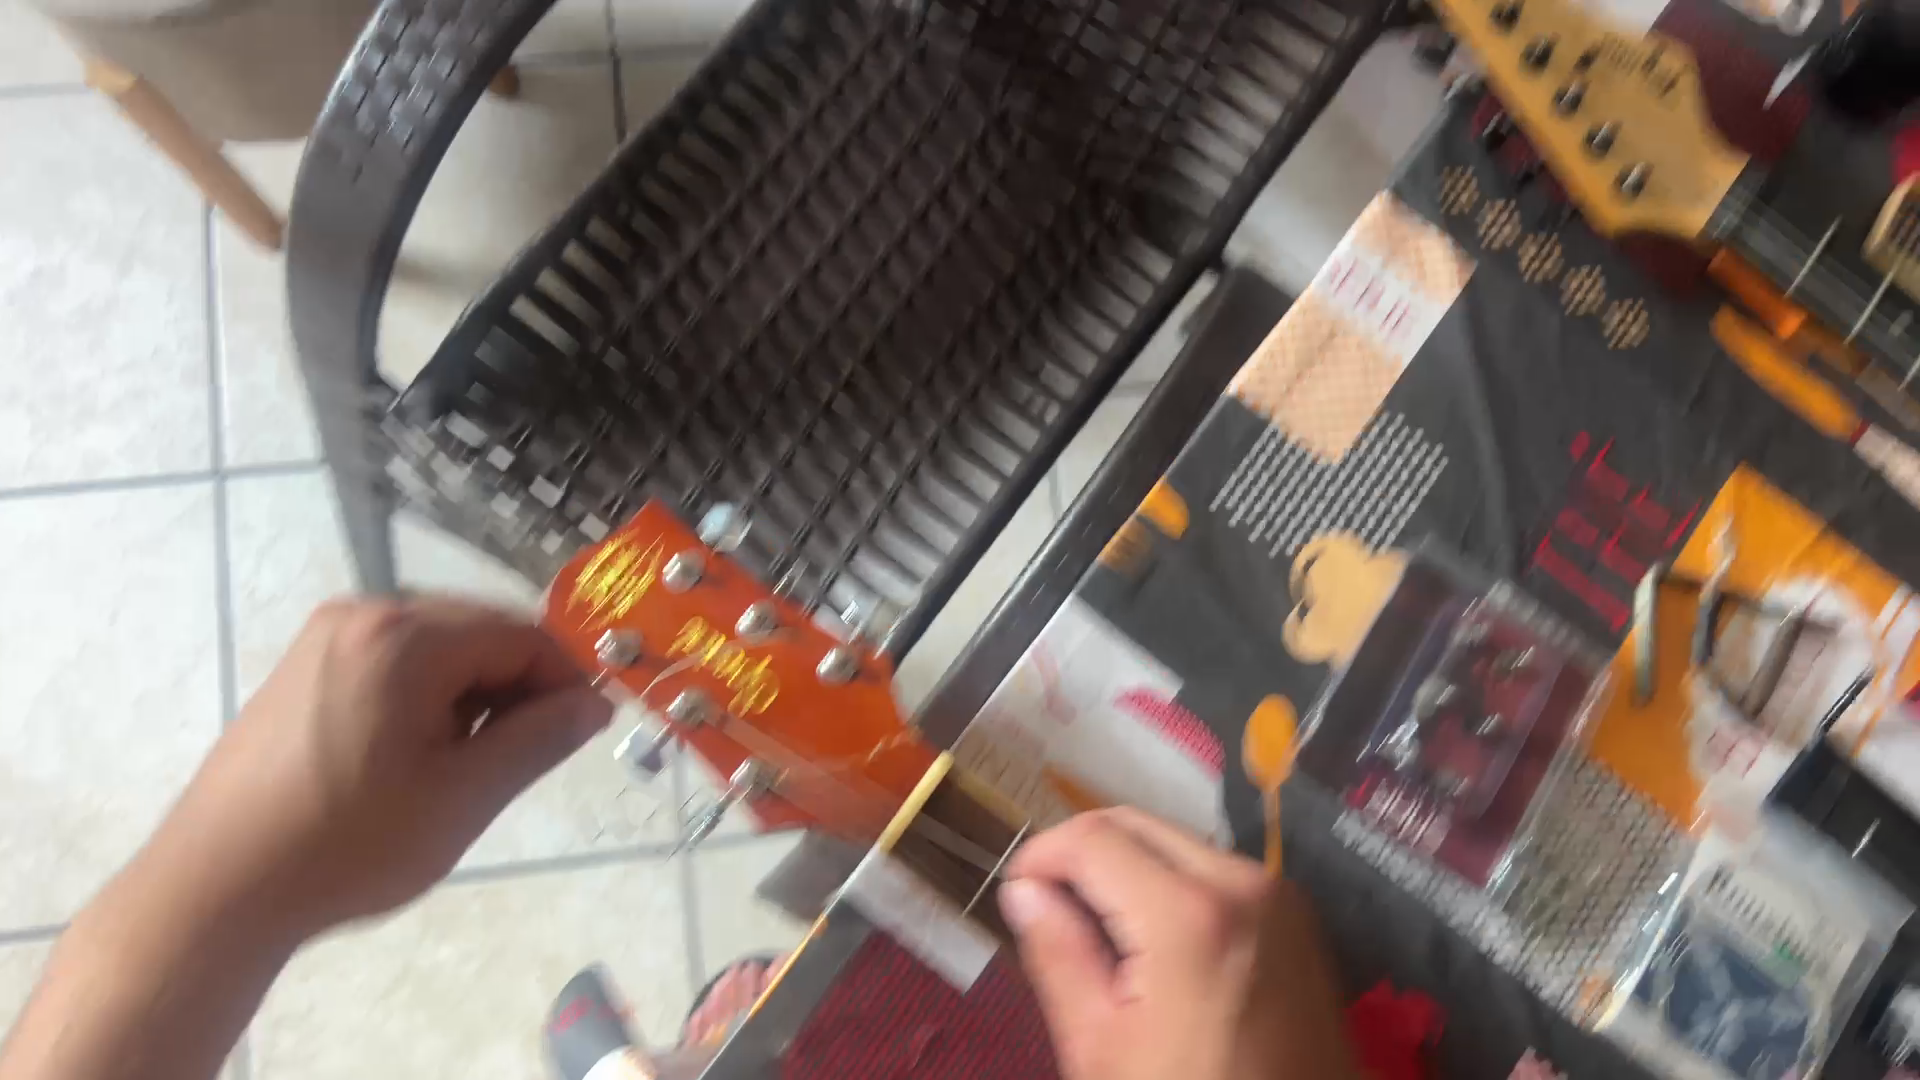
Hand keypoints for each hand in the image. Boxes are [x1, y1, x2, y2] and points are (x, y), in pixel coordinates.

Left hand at [146, 596, 611, 935]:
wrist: (205, 900)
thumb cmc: (346, 845)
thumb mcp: (466, 795)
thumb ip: (544, 737)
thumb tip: (599, 703)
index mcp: (405, 637)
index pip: (524, 637)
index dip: (565, 682)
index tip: (579, 731)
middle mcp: (366, 614)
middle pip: (487, 634)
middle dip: (520, 687)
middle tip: (524, 750)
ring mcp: (331, 636)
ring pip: (450, 647)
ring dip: (480, 693)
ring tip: (470, 757)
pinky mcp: (312, 663)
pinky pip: (407, 658)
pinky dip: (437, 693)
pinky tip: (424, 748)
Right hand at [997, 808, 1356, 1079]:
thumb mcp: (1101, 1047)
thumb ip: (1058, 954)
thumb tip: (1025, 890)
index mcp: (1188, 914)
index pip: (1091, 838)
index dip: (1042, 853)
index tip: (1018, 887)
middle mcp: (1238, 881)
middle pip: (1132, 823)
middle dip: (1081, 850)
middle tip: (1049, 900)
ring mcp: (1275, 893)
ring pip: (1170, 839)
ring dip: (1123, 862)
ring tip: (1096, 921)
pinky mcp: (1293, 912)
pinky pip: (1209, 865)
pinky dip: (1167, 878)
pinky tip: (1149, 931)